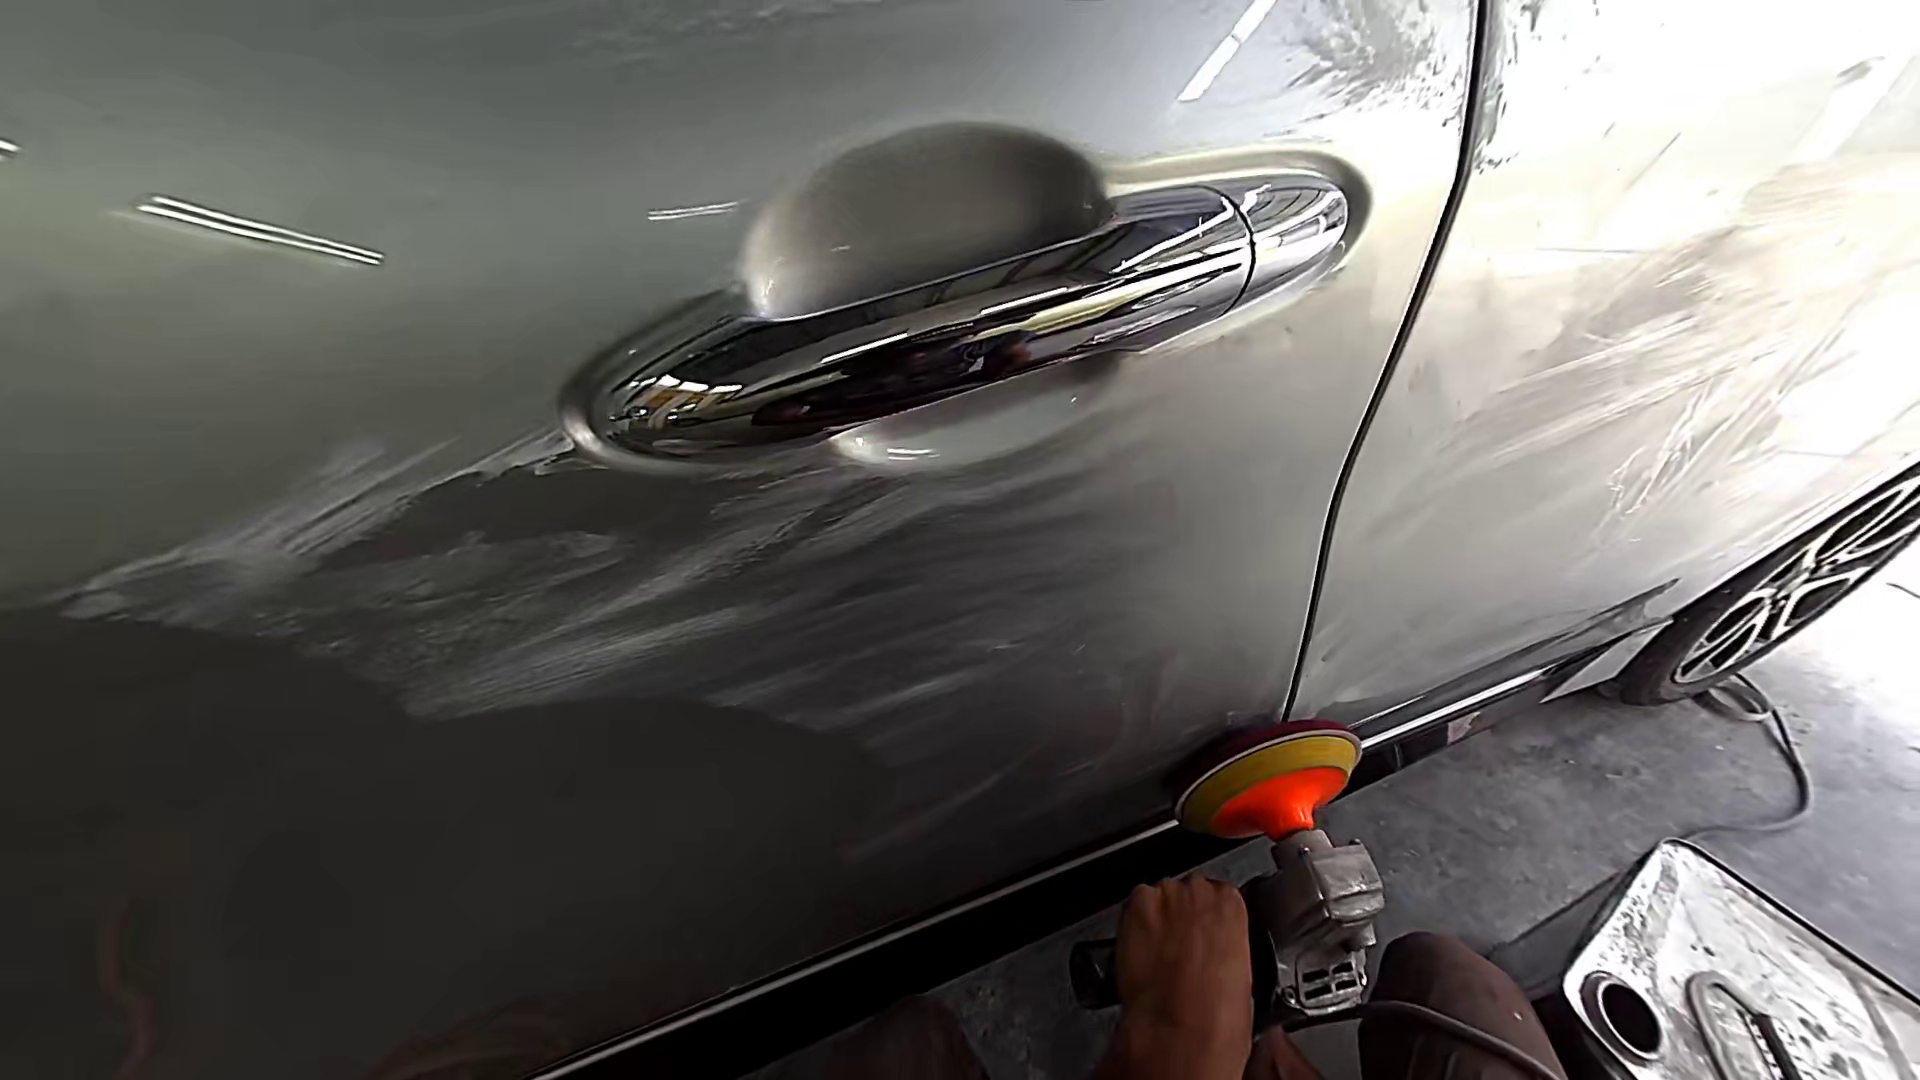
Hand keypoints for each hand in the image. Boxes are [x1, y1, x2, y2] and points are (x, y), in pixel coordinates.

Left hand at [1091, 876, 1252, 1079]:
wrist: (1177, 1034)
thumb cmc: (1216, 1020)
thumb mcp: (1243, 978)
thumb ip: (1229, 945)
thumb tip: (1220, 950)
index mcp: (1230, 905)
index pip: (1220, 894)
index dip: (1211, 918)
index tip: (1206, 934)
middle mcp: (1196, 891)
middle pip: (1188, 893)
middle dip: (1185, 915)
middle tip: (1183, 948)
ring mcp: (1163, 895)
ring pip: (1161, 899)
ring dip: (1161, 918)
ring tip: (1161, 954)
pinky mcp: (1134, 905)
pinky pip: (1137, 906)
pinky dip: (1138, 922)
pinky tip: (1143, 949)